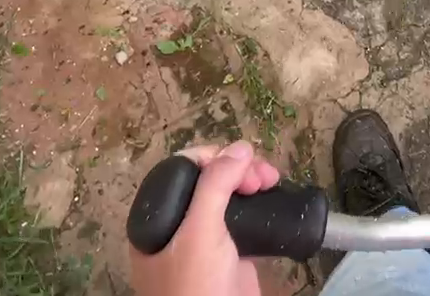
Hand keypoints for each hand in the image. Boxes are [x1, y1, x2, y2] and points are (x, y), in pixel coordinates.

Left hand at [129, 142, 282, 295]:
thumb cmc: (196, 287)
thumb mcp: (200, 233)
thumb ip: (215, 186)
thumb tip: (240, 147)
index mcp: (157, 221)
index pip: (183, 170)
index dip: (214, 158)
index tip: (242, 164)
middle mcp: (177, 226)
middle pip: (209, 178)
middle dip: (239, 168)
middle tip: (263, 177)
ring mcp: (205, 240)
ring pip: (229, 193)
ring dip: (252, 179)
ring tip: (272, 181)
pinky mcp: (230, 252)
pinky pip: (243, 214)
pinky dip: (259, 200)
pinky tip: (271, 196)